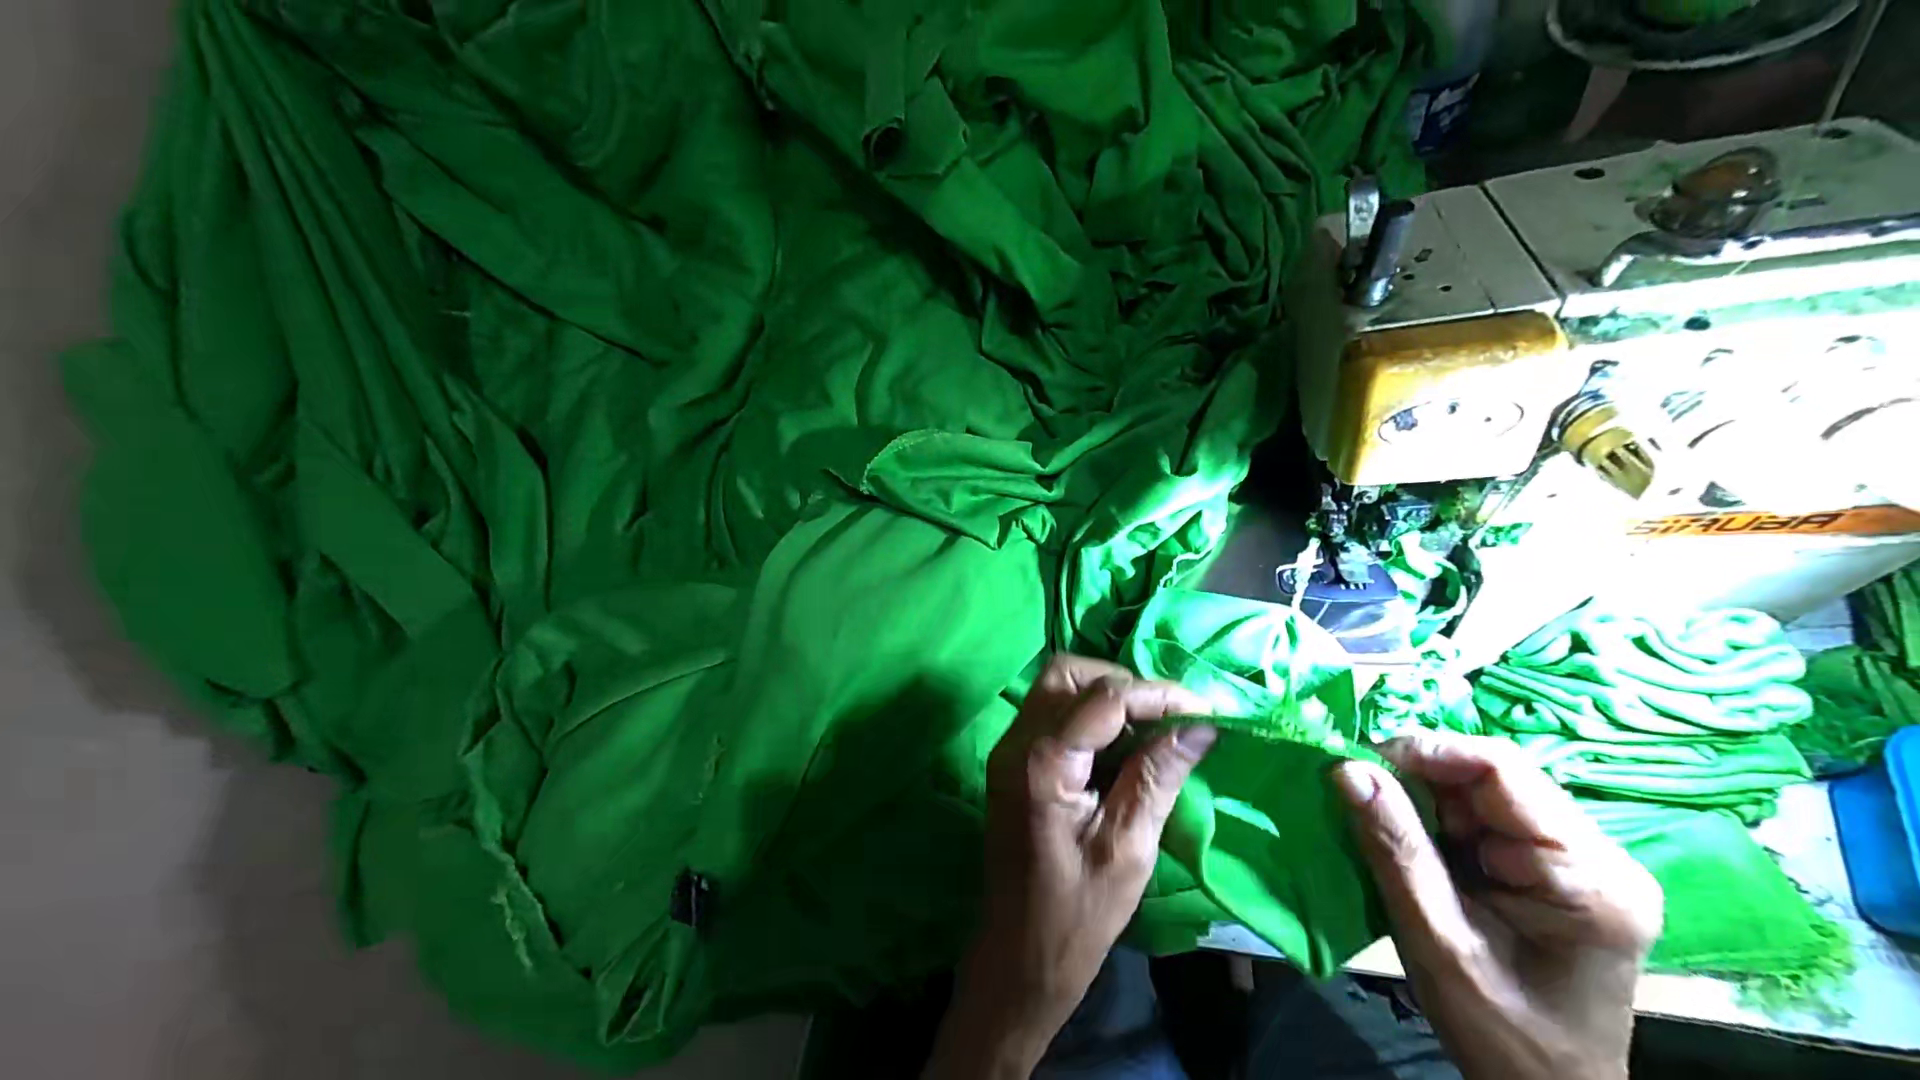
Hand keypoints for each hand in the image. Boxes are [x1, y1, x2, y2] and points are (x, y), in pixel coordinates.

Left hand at [923, 655, 1216, 1079]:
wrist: (1017, 955)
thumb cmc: (1076, 916)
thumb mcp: (1128, 849)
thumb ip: (1157, 777)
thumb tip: (1201, 726)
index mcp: (1042, 764)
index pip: (1103, 698)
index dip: (1158, 695)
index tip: (1206, 708)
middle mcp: (1016, 742)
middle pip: (1068, 674)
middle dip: (1124, 684)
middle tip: (1171, 716)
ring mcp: (1008, 748)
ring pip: (1058, 686)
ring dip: (1107, 694)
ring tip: (1153, 726)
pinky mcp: (1012, 759)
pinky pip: (1052, 711)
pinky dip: (1090, 713)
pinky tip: (1124, 741)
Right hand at [1334, 731, 1663, 1079]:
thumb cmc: (1499, 1031)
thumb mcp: (1436, 940)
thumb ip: (1395, 849)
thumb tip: (1345, 767)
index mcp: (1589, 877)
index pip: (1503, 771)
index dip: (1425, 750)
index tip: (1356, 760)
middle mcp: (1597, 854)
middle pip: (1492, 775)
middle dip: (1416, 775)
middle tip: (1354, 785)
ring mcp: (1578, 858)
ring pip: (1480, 789)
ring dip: (1420, 795)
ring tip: (1374, 812)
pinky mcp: (1552, 865)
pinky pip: (1481, 813)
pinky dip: (1432, 815)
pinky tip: (1405, 832)